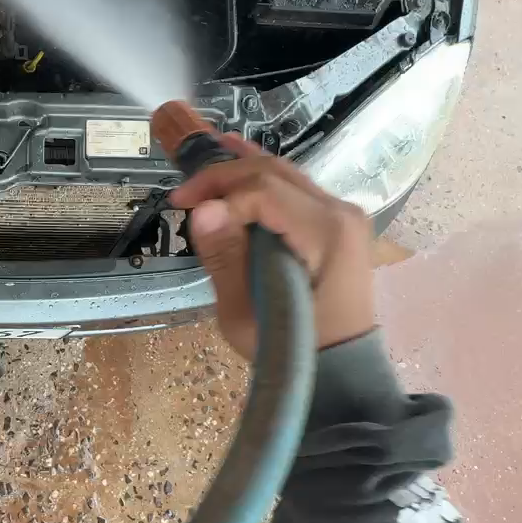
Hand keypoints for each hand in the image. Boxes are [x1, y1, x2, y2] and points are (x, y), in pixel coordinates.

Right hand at [166, 134, 374, 358]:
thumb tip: (202, 210)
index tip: (178, 206)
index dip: (215, 191)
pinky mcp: (337, 224)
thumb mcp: (245, 312)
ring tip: (205, 154)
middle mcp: (340, 213)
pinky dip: (261, 180)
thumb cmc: (289, 347)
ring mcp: (343, 216)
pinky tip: (238, 168)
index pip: (261, 191)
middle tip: (183, 191)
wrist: (341, 368)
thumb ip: (225, 258)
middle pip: (273, 172)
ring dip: (242, 167)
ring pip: (285, 174)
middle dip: (223, 174)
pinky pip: (294, 188)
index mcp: (323, 233)